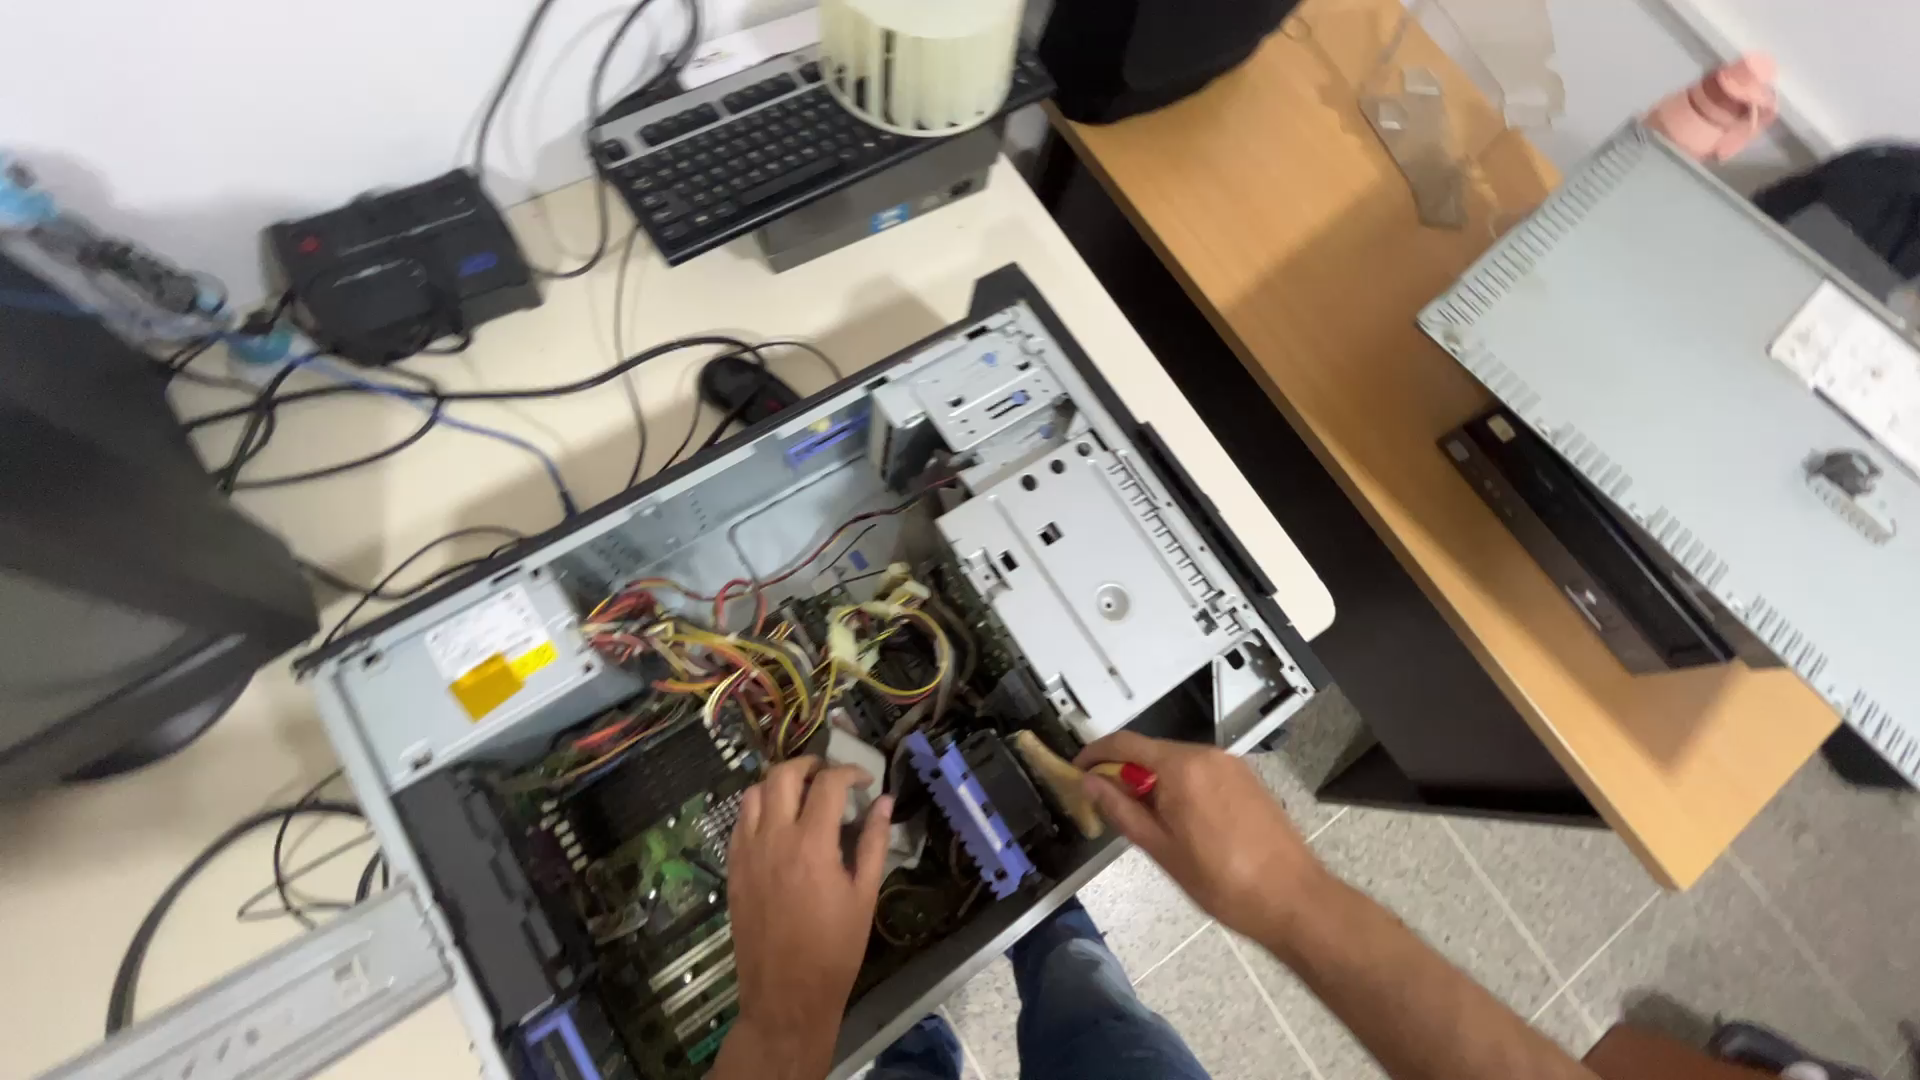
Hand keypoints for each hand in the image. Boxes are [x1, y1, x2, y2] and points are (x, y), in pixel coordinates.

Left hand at [720, 757, 892, 1077]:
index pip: (829, 783)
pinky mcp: (734, 869)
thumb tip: (884, 801)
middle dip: (811, 764)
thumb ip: (873, 842)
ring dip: (781, 782)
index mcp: (812, 844)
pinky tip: (780, 823)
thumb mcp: (865, 894)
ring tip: (803, 794)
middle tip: (831, 776)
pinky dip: (760, 808)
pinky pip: (741, 821)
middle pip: (784, 774)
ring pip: (755, 791)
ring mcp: (748, 852)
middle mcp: (774, 838)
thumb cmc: (835, 949)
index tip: (865, 781)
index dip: (851, 772)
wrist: (786, 997)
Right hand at [1076, 732, 1323, 941]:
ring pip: (1176, 762)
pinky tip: (1183, 821)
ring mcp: (1230, 765)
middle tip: (1110, 806)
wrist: (1295, 900)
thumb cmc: (1222, 881)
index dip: (1095, 754)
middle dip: (1125, 773)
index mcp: (1181, 766)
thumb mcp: (1160, 849)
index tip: (1077, 771)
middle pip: (1151, 751)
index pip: (1124, 743)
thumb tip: (1090, 783)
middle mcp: (1206, 754)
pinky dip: (1181, 786)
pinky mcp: (1246, 779)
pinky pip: (1201, 771)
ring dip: (1153, 781)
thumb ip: (1121, 809)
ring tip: (1148, 821)